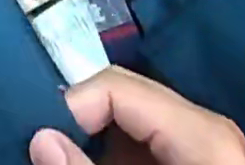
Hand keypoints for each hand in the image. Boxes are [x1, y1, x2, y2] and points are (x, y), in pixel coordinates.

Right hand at [29, 67, 244, 164]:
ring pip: (127, 124)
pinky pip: (141, 149)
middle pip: (121, 98)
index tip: (42, 145)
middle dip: (79, 124)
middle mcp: (203, 129)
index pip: (114, 86)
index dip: (72, 108)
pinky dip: (113, 162)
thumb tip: (41, 138)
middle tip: (45, 153)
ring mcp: (202, 150)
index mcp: (201, 134)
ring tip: (64, 163)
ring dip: (93, 145)